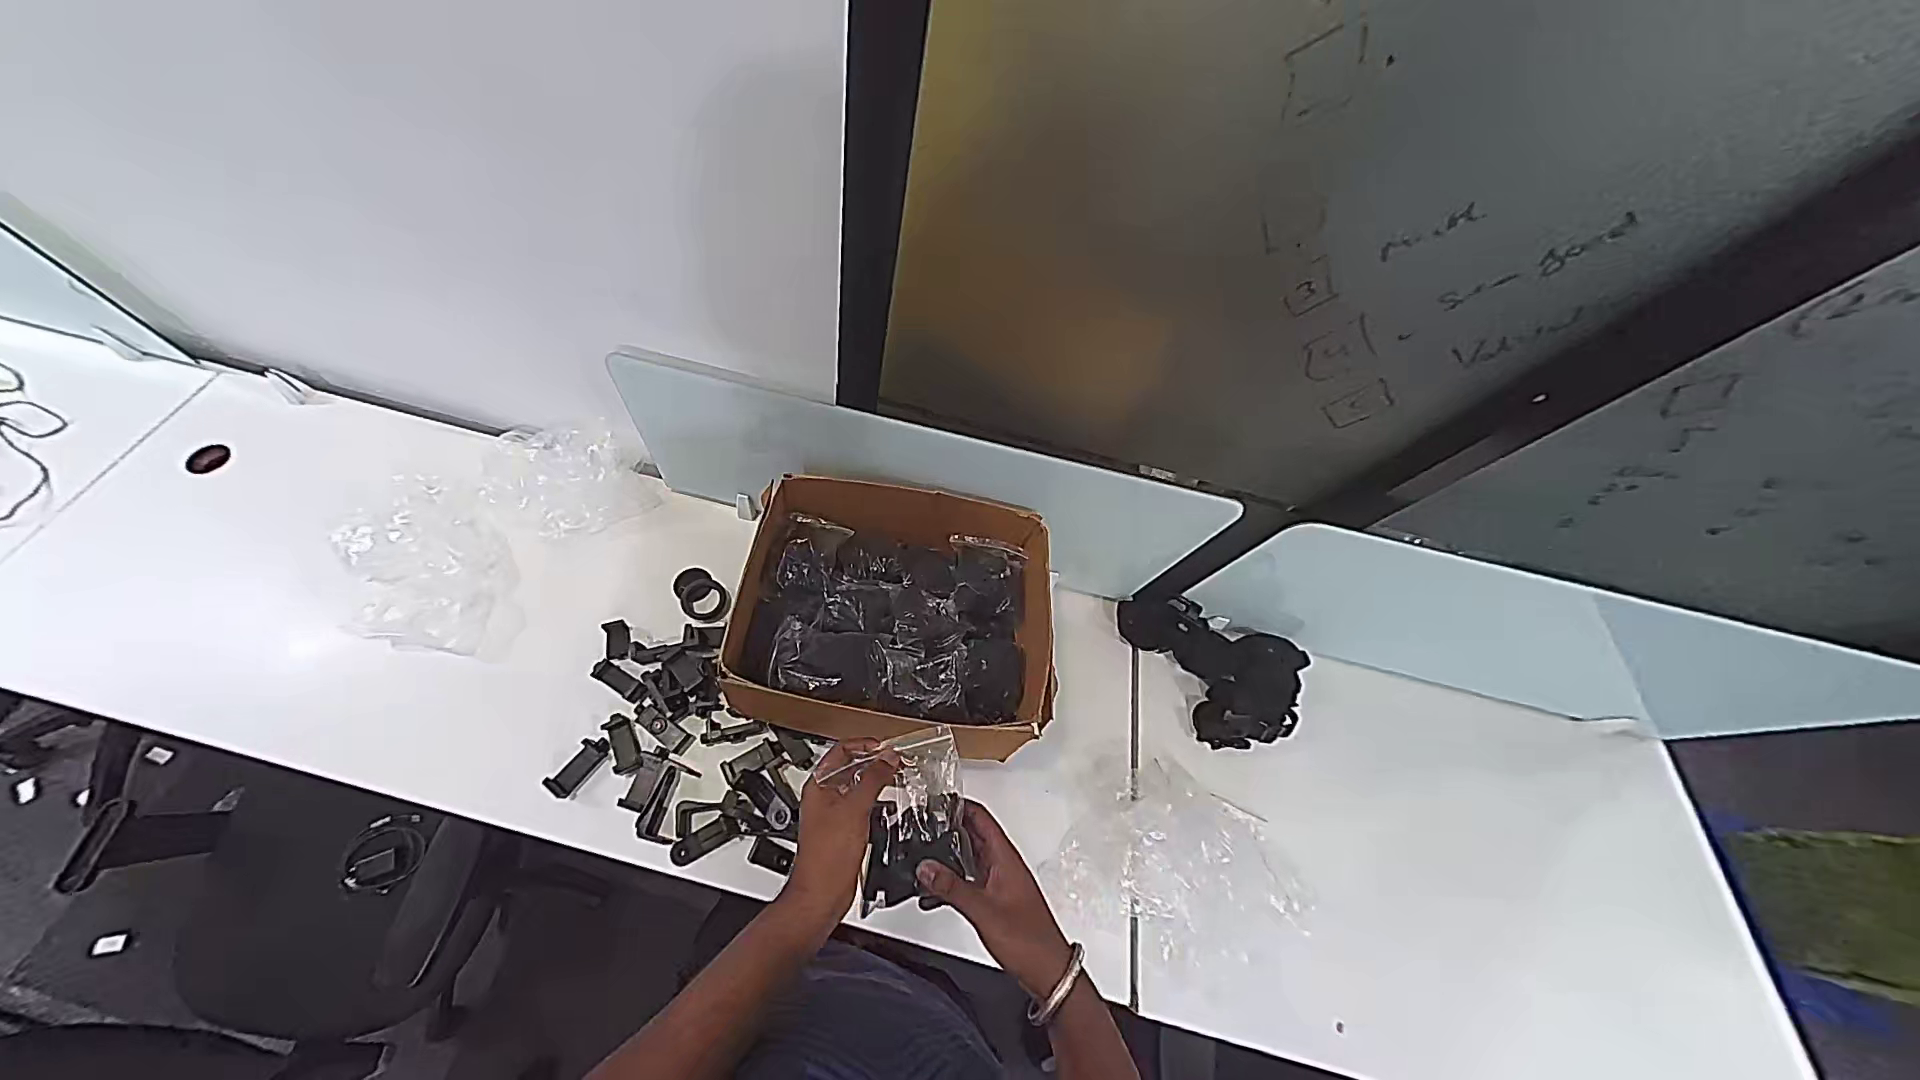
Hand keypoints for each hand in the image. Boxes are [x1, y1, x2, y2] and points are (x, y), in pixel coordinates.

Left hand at [781, 738, 898, 922]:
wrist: (822, 894)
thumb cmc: (825, 857)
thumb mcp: (855, 808)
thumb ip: (873, 779)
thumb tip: (888, 758)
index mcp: (819, 785)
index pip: (841, 750)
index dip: (864, 745)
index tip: (884, 748)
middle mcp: (824, 797)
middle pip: (851, 766)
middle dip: (874, 761)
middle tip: (895, 761)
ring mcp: (834, 813)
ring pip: (857, 786)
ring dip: (876, 780)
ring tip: (895, 776)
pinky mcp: (844, 829)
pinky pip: (861, 805)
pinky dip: (876, 799)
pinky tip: (888, 802)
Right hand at [916, 799, 1072, 998]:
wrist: (1048, 971)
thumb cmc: (1029, 940)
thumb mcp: (983, 910)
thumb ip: (952, 888)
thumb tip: (927, 868)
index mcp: (1004, 857)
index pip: (981, 816)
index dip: (960, 805)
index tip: (938, 800)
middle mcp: (1003, 864)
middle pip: (973, 833)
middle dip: (949, 827)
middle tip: (924, 825)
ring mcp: (999, 880)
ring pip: (970, 857)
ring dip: (949, 855)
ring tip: (924, 857)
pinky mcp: (996, 898)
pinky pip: (970, 879)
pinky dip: (953, 880)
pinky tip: (936, 892)